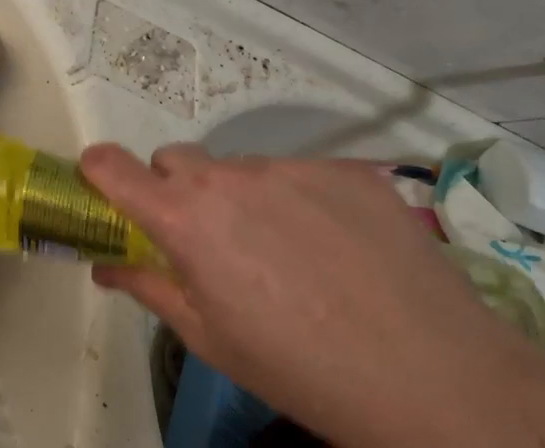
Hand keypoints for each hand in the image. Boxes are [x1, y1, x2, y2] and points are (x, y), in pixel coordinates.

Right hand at [78, 143, 544, 445]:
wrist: (444, 384)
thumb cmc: (304, 370)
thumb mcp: (211, 340)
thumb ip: (149, 289)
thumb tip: (106, 268)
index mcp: (181, 218)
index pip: (107, 162)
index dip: (99, 174)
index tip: (111, 197)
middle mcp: (226, 178)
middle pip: (174, 160)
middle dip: (178, 191)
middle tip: (214, 242)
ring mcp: (290, 169)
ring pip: (241, 168)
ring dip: (245, 198)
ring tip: (293, 255)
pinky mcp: (348, 172)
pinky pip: (301, 174)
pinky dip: (303, 200)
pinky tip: (339, 249)